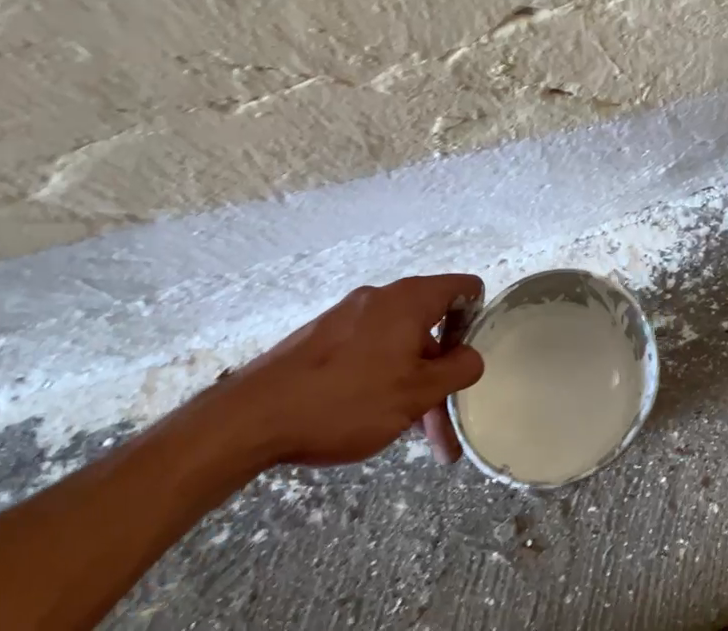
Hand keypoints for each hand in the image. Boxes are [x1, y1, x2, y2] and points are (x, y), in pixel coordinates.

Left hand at [215, 274, 484, 467]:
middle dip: (442, 376)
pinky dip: (381, 383)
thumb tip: (470, 356)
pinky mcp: (320, 341)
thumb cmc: (347, 401)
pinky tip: (371, 422)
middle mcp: (380, 299)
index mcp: (410, 300)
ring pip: (399, 348)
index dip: (477, 321)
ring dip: (412, 387)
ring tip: (410, 438)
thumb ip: (459, 370)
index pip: (465, 289)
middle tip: (443, 429)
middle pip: (431, 327)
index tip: (468, 362)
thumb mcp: (418, 393)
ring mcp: (347, 318)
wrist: (250, 419)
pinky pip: (368, 355)